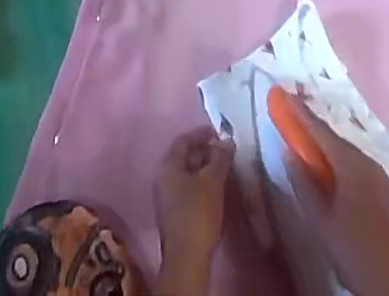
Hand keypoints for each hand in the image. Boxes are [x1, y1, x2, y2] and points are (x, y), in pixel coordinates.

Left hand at [153, 127, 233, 292]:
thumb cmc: (198, 213)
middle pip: (183, 155)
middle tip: (224, 151)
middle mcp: (161, 175)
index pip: (183, 140)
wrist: (187, 256)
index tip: (218, 132)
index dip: (201, 133)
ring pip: (186, 172)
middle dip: (204, 151)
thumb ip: (220, 159)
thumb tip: (227, 140)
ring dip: (203, 168)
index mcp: (167, 164)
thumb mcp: (212, 182)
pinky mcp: (173, 210)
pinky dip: (200, 182)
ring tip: (223, 169)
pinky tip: (215, 189)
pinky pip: (187, 187)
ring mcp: (165, 194)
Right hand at [286, 103, 388, 295]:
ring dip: (323, 140)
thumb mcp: (322, 222)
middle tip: (288, 108)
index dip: (298, 110)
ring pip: (345, 151)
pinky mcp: (386, 195)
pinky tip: (327, 163)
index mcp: (352, 166)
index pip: (319, 130)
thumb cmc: (357, 255)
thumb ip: (303, 183)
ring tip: (302, 132)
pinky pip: (355, 163)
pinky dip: (336, 156)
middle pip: (333, 137)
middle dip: (310, 122)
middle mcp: (369, 164)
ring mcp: (381, 180)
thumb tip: (289, 151)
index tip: (280, 91)